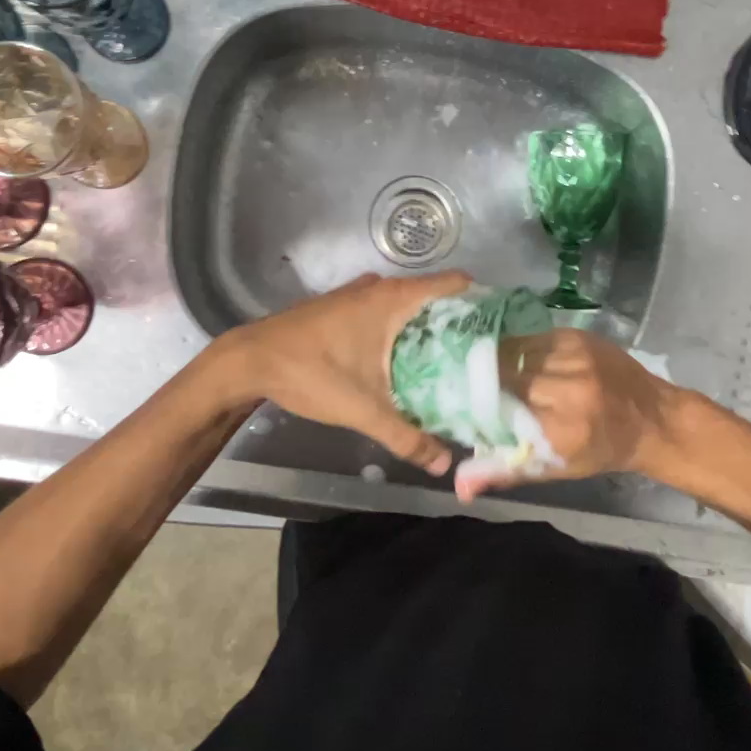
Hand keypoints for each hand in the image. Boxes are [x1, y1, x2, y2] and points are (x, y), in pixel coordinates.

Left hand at [215, 271, 472, 474]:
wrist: (248, 360)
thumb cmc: (310, 373)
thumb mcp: (363, 409)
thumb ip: (406, 436)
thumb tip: (443, 466)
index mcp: (394, 299)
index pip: (456, 284)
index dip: (483, 303)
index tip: (501, 333)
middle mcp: (381, 288)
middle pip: (437, 298)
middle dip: (460, 325)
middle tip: (483, 361)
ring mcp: (360, 294)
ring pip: (410, 306)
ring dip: (430, 330)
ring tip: (452, 366)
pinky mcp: (344, 307)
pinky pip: (389, 313)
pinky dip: (404, 331)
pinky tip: (407, 363)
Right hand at [456, 328, 679, 501]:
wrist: (652, 418)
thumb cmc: (600, 450)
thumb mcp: (554, 468)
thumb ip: (504, 472)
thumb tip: (458, 487)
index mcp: (561, 428)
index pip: (499, 410)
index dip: (475, 406)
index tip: (458, 408)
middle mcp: (568, 388)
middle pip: (503, 375)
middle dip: (483, 381)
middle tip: (466, 387)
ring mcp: (574, 357)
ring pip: (514, 352)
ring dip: (498, 361)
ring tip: (485, 371)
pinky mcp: (576, 336)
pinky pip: (531, 339)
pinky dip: (519, 350)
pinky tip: (516, 360)